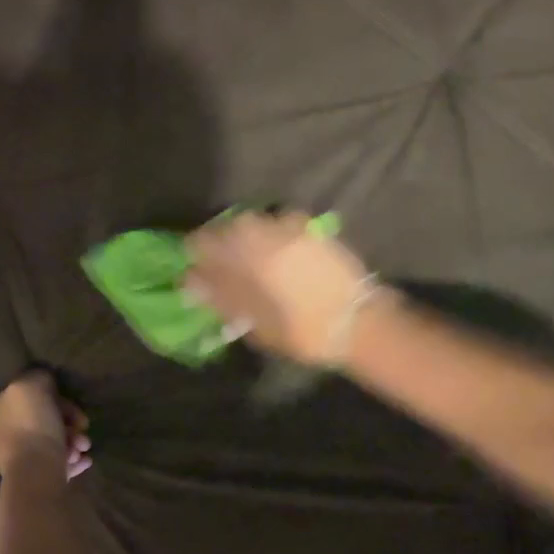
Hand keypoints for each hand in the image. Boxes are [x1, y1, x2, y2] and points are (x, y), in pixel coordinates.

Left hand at [0, 371, 91, 484]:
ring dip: (76, 440)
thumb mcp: (33, 385)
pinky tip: (84, 460)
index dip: (59, 397)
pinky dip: (77, 459)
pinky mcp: (40, 473)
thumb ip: (39, 376)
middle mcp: (14, 430)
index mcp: (7, 408)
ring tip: (82, 448)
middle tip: (83, 427)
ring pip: (59, 439)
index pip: (36, 396)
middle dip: (71, 421)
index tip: (73, 405)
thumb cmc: (34, 425)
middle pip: (50, 418)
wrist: (36, 471)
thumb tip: (46, 379)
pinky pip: (63, 461)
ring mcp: (26, 453)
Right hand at [184, 211, 375, 363]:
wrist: (360, 323)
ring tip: (250, 254)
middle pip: (236, 226)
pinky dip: (276, 232)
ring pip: (262, 222)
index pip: (209, 241)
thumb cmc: (304, 332)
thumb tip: (194, 283)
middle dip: (223, 237)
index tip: (192, 260)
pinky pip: (288, 224)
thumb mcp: (257, 323)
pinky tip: (279, 249)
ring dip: (249, 232)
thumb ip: (223, 298)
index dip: (196, 248)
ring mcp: (298, 232)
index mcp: (251, 257)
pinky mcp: (319, 235)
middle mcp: (272, 236)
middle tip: (220, 257)